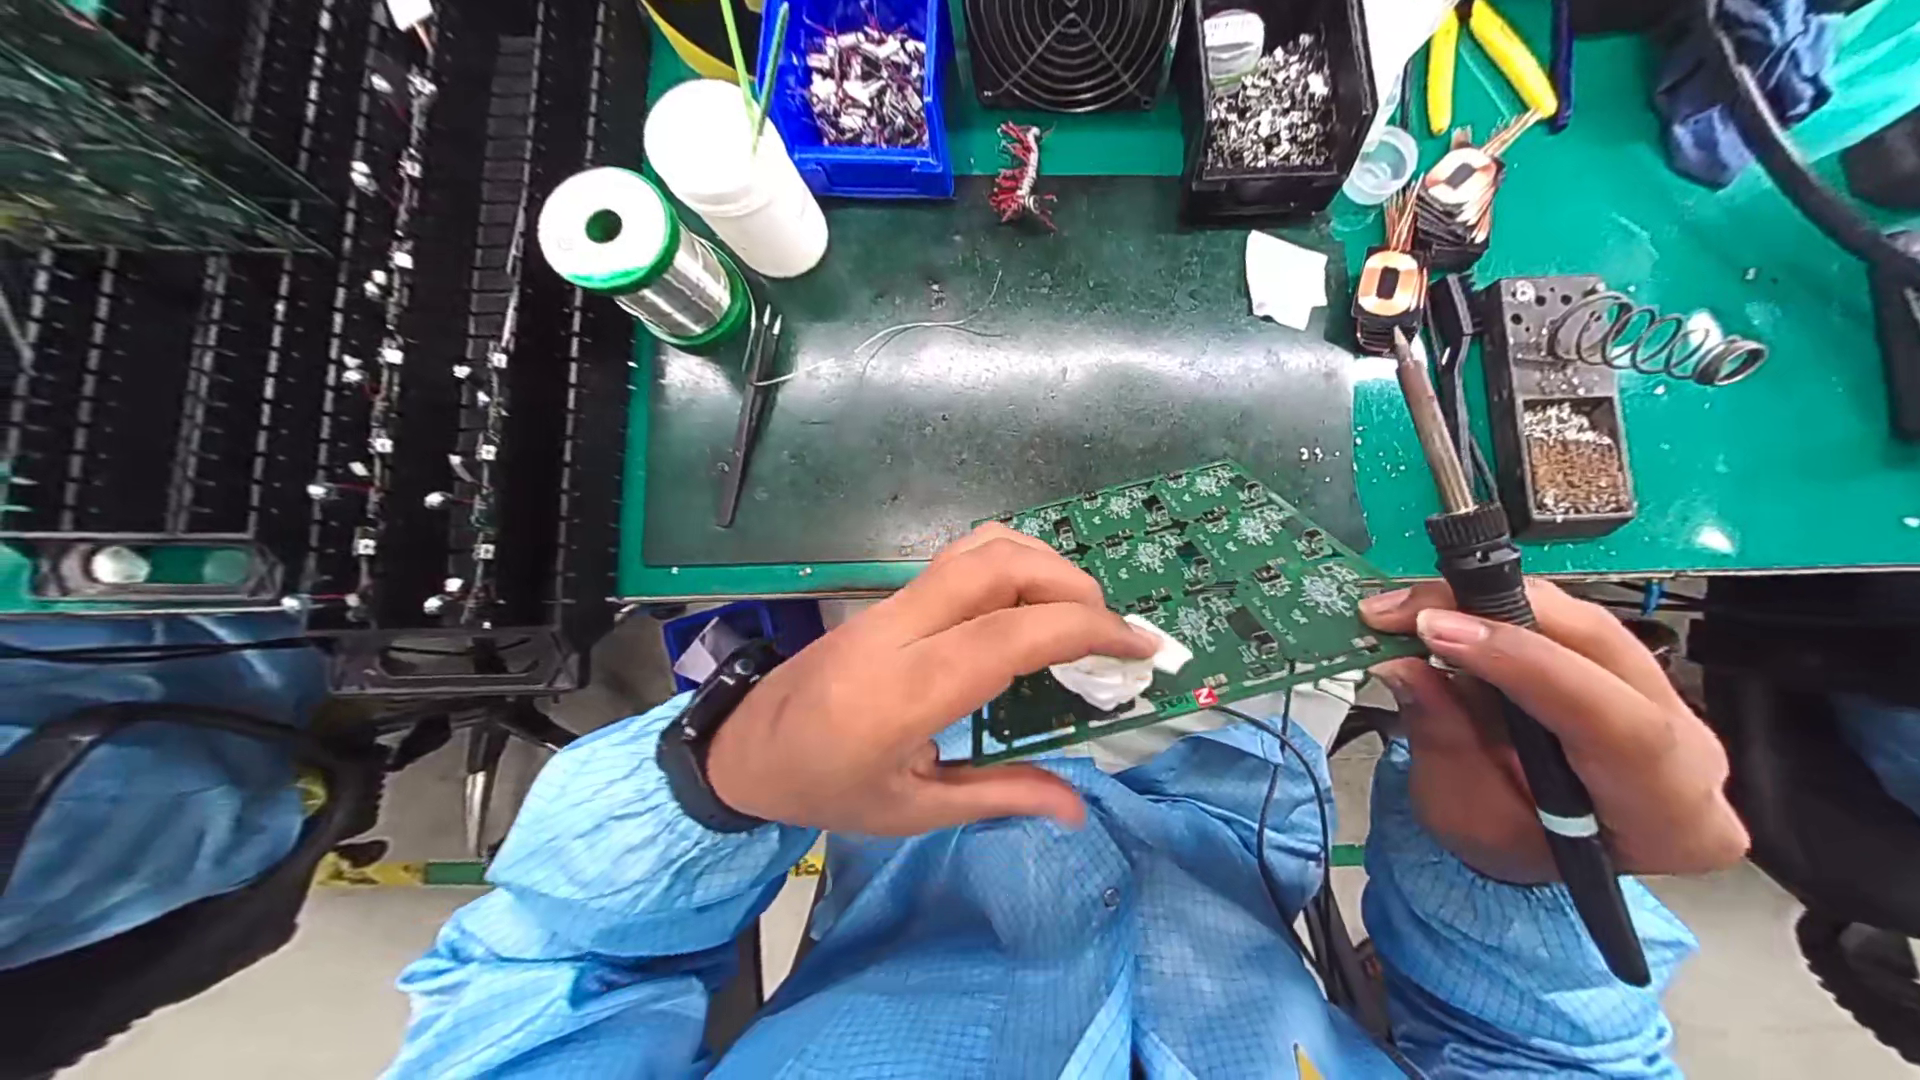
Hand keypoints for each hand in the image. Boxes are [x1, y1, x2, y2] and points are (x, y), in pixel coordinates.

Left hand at [705, 523, 1157, 835]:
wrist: (746, 744)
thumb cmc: (824, 787)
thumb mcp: (911, 811)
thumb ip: (998, 796)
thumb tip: (1077, 806)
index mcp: (907, 692)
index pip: (1009, 635)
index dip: (1085, 629)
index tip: (1138, 646)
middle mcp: (901, 629)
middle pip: (998, 566)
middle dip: (1072, 586)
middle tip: (1109, 631)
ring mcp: (892, 603)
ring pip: (979, 547)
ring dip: (1044, 564)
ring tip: (1076, 612)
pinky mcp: (890, 596)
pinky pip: (961, 556)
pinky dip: (1012, 560)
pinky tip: (1028, 600)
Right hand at [1359, 580, 1748, 883]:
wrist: (1524, 846)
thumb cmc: (1506, 846)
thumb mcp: (1464, 813)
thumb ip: (1443, 739)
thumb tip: (1405, 665)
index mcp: (1669, 816)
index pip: (1616, 724)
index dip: (1523, 664)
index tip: (1438, 633)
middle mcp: (1687, 750)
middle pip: (1602, 650)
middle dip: (1491, 612)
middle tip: (1406, 609)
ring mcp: (1660, 702)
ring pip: (1578, 621)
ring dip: (1479, 602)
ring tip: (1405, 611)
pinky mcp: (1616, 671)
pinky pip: (1557, 620)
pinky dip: (1484, 607)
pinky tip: (1435, 614)